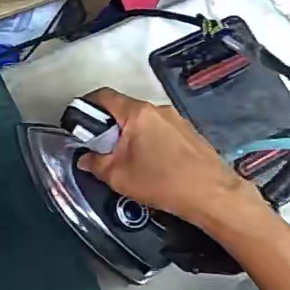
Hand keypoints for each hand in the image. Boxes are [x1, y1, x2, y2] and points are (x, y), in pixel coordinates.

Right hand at [74, 88, 261, 226]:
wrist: (211, 193)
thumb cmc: (161, 182)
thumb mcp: (118, 176)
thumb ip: (95, 163)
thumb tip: (85, 158)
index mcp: (137, 112)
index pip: (104, 96)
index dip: (86, 106)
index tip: (79, 124)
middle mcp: (158, 109)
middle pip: (125, 109)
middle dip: (110, 127)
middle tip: (102, 150)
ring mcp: (177, 119)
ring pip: (144, 122)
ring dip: (131, 136)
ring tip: (129, 163)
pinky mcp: (189, 133)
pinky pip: (161, 131)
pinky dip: (150, 142)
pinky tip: (153, 166)